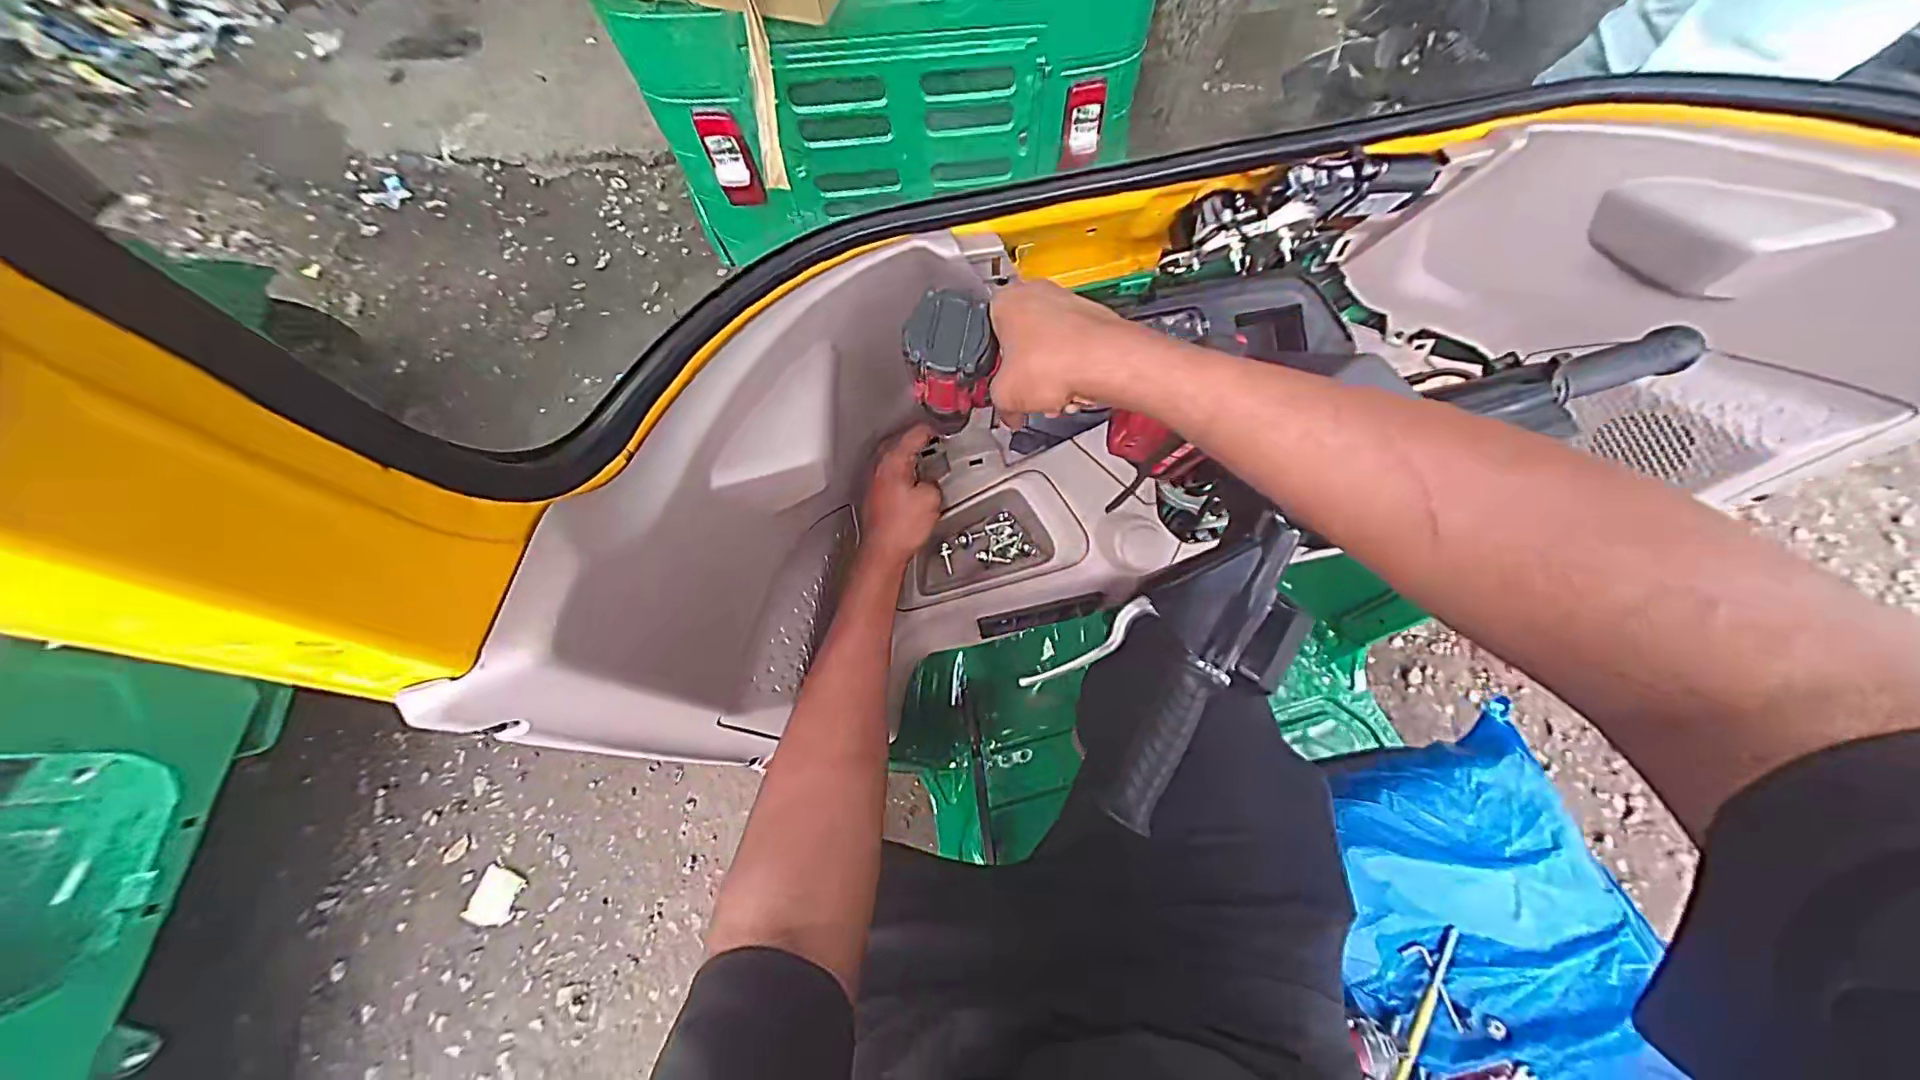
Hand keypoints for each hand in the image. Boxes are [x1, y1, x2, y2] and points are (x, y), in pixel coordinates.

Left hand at [859, 425, 942, 567]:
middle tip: (933, 442)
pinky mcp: (873, 494)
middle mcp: (879, 468)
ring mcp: (873, 481)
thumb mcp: (931, 499)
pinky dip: (901, 471)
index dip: (931, 431)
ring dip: (908, 456)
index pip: (914, 435)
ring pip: (892, 457)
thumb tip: (932, 481)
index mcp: (893, 462)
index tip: (939, 432)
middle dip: (917, 441)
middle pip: (899, 442)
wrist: (883, 550)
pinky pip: (888, 473)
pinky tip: (911, 480)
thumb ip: (934, 481)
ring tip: (924, 459)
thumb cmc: (900, 529)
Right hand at [989, 279, 1131, 418]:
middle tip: (1029, 395)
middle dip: (1028, 374)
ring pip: (1051, 347)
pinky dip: (1073, 369)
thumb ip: (1000, 404)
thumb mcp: (1005, 395)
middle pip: (1024, 343)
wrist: (1105, 363)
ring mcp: (1069, 303)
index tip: (1002, 383)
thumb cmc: (1056, 363)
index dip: (996, 366)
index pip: (989, 334)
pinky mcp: (1094, 319)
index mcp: (1005, 300)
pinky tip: (1076, 389)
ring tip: (1056, 398)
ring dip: (1052, 375)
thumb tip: (1009, 413)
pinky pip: (1075, 349)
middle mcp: (1037, 293)